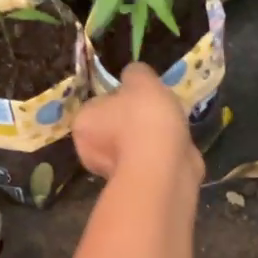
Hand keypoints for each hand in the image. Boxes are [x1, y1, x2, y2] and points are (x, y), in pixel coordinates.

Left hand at [72, 63, 201, 180]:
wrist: (164, 167)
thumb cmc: (145, 118)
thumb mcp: (141, 79)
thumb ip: (135, 72)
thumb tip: (133, 75)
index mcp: (82, 122)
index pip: (99, 103)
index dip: (121, 97)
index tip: (140, 95)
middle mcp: (89, 150)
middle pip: (114, 126)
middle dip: (134, 120)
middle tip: (157, 111)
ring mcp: (111, 171)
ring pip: (132, 146)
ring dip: (149, 139)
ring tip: (171, 129)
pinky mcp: (135, 185)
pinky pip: (147, 162)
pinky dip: (160, 156)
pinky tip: (175, 149)